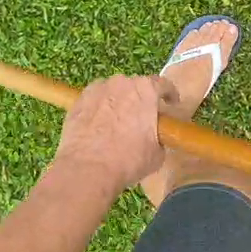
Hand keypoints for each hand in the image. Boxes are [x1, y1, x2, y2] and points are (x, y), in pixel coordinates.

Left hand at [51, 75, 175, 197]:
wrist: (87, 169)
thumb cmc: (128, 160)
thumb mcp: (157, 154)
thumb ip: (159, 137)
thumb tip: (155, 138)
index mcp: (146, 89)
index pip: (163, 84)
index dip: (169, 94)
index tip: (171, 103)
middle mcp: (122, 82)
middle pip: (136, 87)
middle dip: (140, 100)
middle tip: (141, 119)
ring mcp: (98, 88)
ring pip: (113, 92)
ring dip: (118, 103)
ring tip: (116, 125)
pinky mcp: (79, 100)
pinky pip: (95, 101)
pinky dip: (99, 109)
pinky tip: (98, 127)